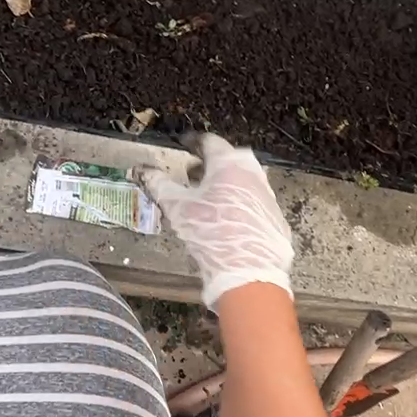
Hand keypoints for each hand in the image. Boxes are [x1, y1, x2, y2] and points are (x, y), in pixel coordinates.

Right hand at [140, 134, 294, 307]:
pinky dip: (239, 203)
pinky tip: (227, 219)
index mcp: (229, 165)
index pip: (210, 142)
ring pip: (244, 180)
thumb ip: (158, 184)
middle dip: (210, 164)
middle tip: (193, 173)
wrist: (248, 273)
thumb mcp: (176, 207)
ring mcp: (267, 196)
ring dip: (225, 183)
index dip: (193, 142)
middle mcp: (253, 174)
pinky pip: (254, 201)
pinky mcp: (275, 218)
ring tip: (208, 197)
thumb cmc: (210, 233)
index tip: (184, 145)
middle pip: (230, 159)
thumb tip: (141, 170)